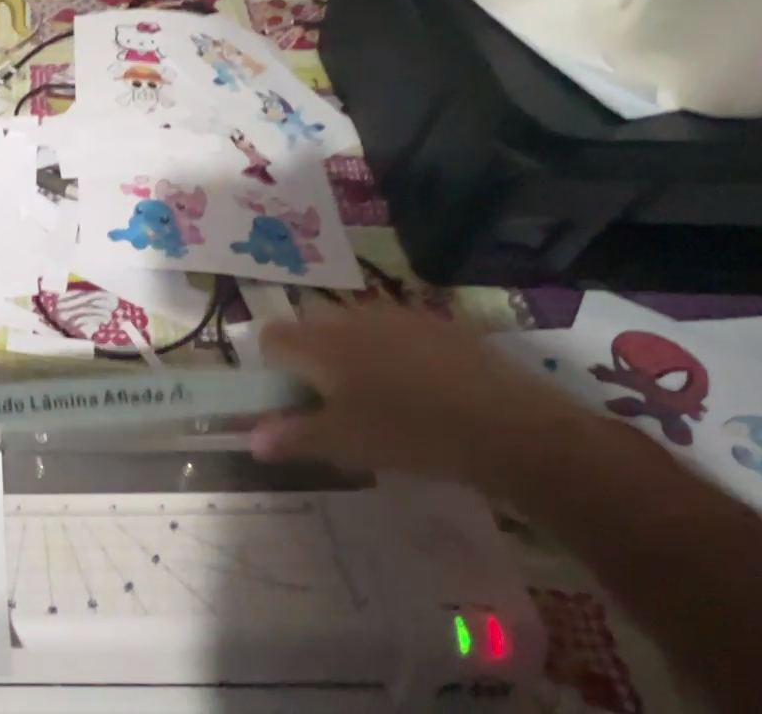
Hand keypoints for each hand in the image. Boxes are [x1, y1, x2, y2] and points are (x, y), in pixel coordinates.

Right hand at [252, 307, 594, 491]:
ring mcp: (398, 316)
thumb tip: (251, 439)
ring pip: (356, 327)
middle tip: (333, 401)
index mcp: (319, 345)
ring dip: (353, 352)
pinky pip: (398, 332)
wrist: (510, 426)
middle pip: (312, 327)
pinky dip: (395, 352)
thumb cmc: (410, 435)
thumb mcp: (344, 444)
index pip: (271, 337)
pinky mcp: (440, 323)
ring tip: (379, 396)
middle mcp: (351, 319)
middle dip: (312, 357)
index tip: (290, 397)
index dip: (272, 365)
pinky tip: (422, 389)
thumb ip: (292, 437)